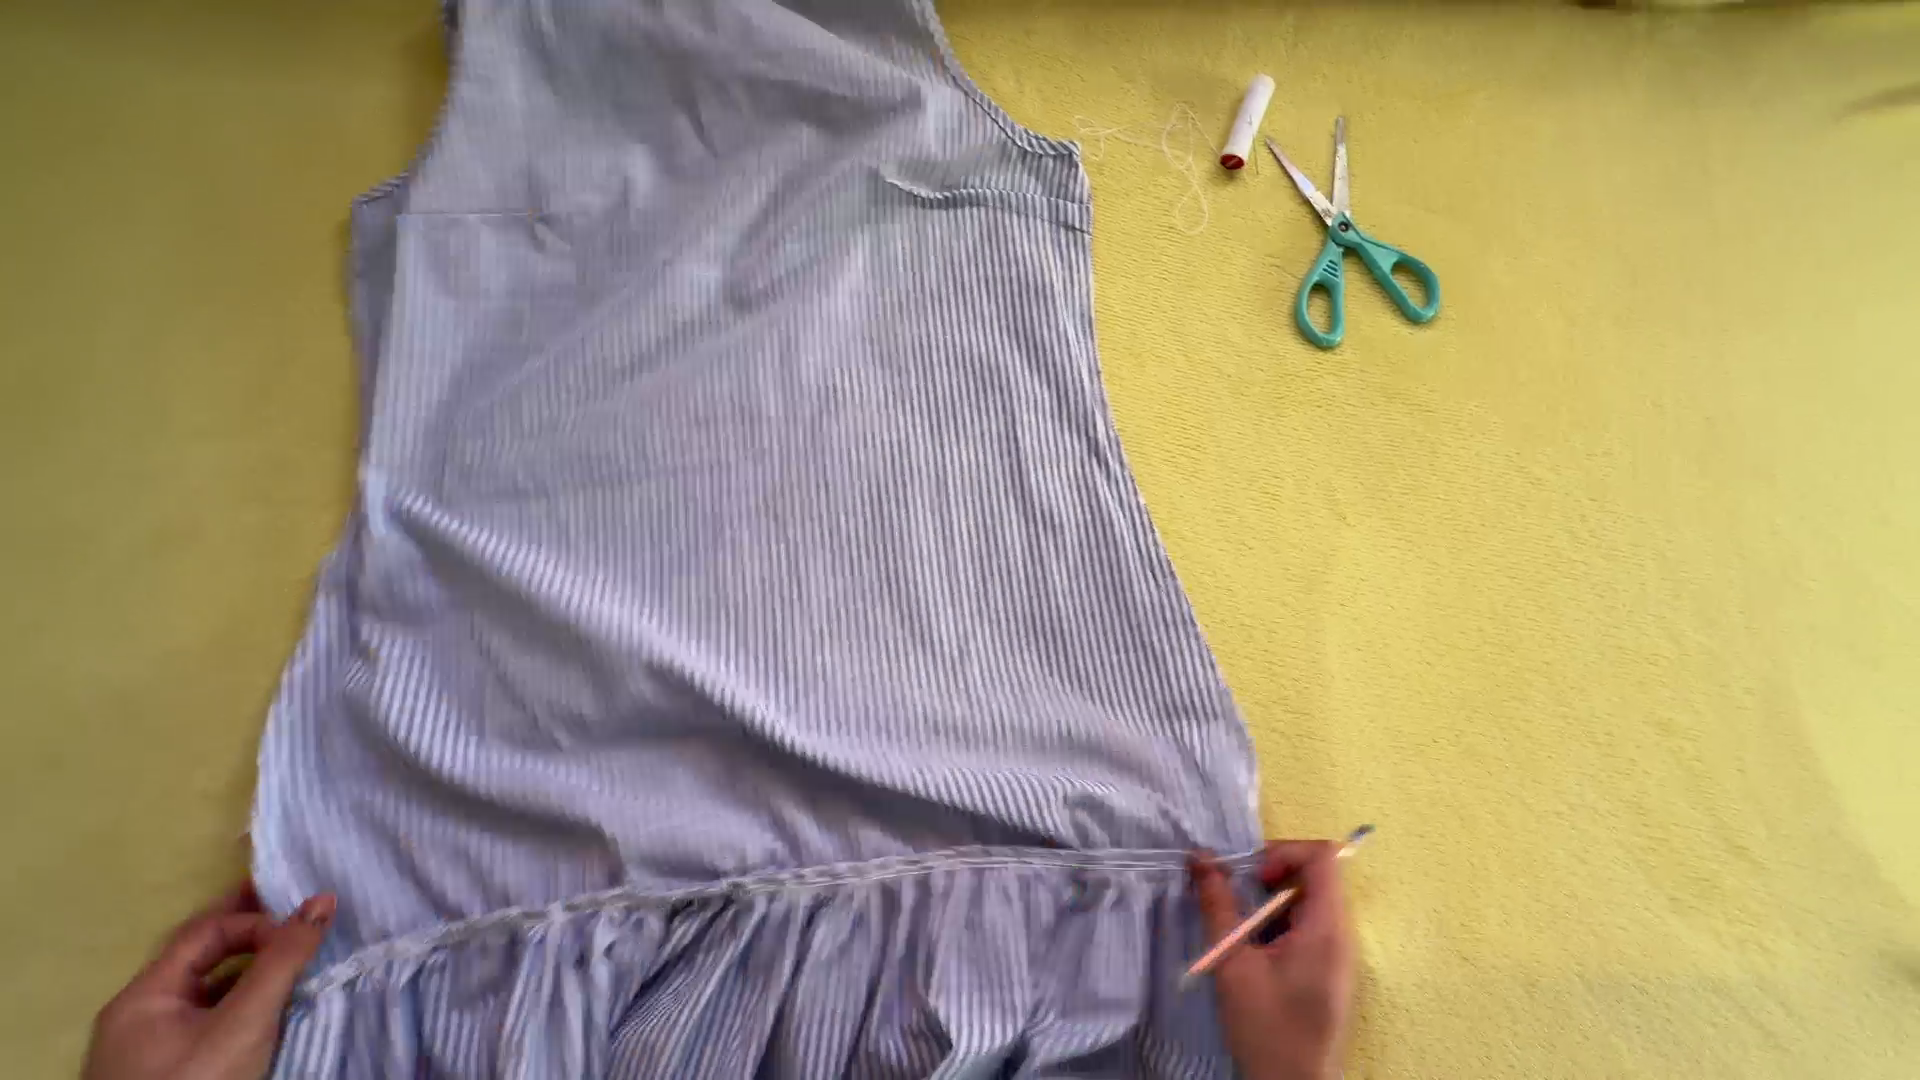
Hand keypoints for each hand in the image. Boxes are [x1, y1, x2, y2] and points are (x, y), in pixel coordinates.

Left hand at [83, 882, 335, 1079]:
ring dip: (258, 963)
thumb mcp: (245, 1021)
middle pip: (205, 953)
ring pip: (214, 983)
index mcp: (143, 996)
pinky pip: (217, 1012)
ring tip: (302, 951)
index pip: (207, 931)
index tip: (302, 936)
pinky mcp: (176, 1065)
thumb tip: (324, 899)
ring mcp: (156, 1043)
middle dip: (256, 927)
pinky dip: (251, 994)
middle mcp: (143, 1013)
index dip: (258, 922)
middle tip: (303, 905)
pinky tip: (280, 997)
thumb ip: (283, 958)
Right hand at [1188, 842, 1355, 1079]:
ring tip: (1243, 928)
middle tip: (1238, 898)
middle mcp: (1343, 935)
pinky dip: (1280, 921)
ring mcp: (1340, 954)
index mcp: (1327, 929)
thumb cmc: (1266, 1028)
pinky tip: (1256, 949)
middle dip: (1271, 874)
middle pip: (1317, 874)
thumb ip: (1217, 904)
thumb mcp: (1232, 962)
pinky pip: (1311, 924)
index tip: (1252, 877)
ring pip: (1311, 898)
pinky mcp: (1331, 970)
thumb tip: (1200, 856)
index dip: (1284, 851)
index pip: (1323, 856)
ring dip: (1272, 900)